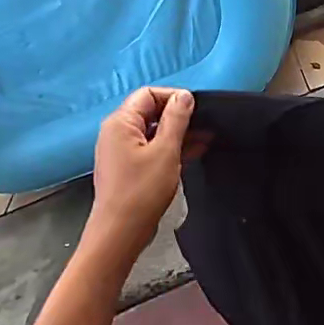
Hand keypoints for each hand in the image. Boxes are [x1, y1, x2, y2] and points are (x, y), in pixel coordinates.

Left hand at [84, 87, 194, 254]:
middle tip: (206, 124)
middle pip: (150, 111)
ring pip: (153, 130)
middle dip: (179, 115)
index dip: (174, 97)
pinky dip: (171, 147)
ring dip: (179, 132)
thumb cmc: (142, 190)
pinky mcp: (129, 165)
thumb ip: (176, 119)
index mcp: (120, 123)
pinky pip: (152, 147)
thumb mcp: (166, 150)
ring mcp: (121, 150)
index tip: (197, 109)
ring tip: (206, 138)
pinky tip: (194, 151)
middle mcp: (117, 132)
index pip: (148, 94)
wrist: (121, 231)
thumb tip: (185, 96)